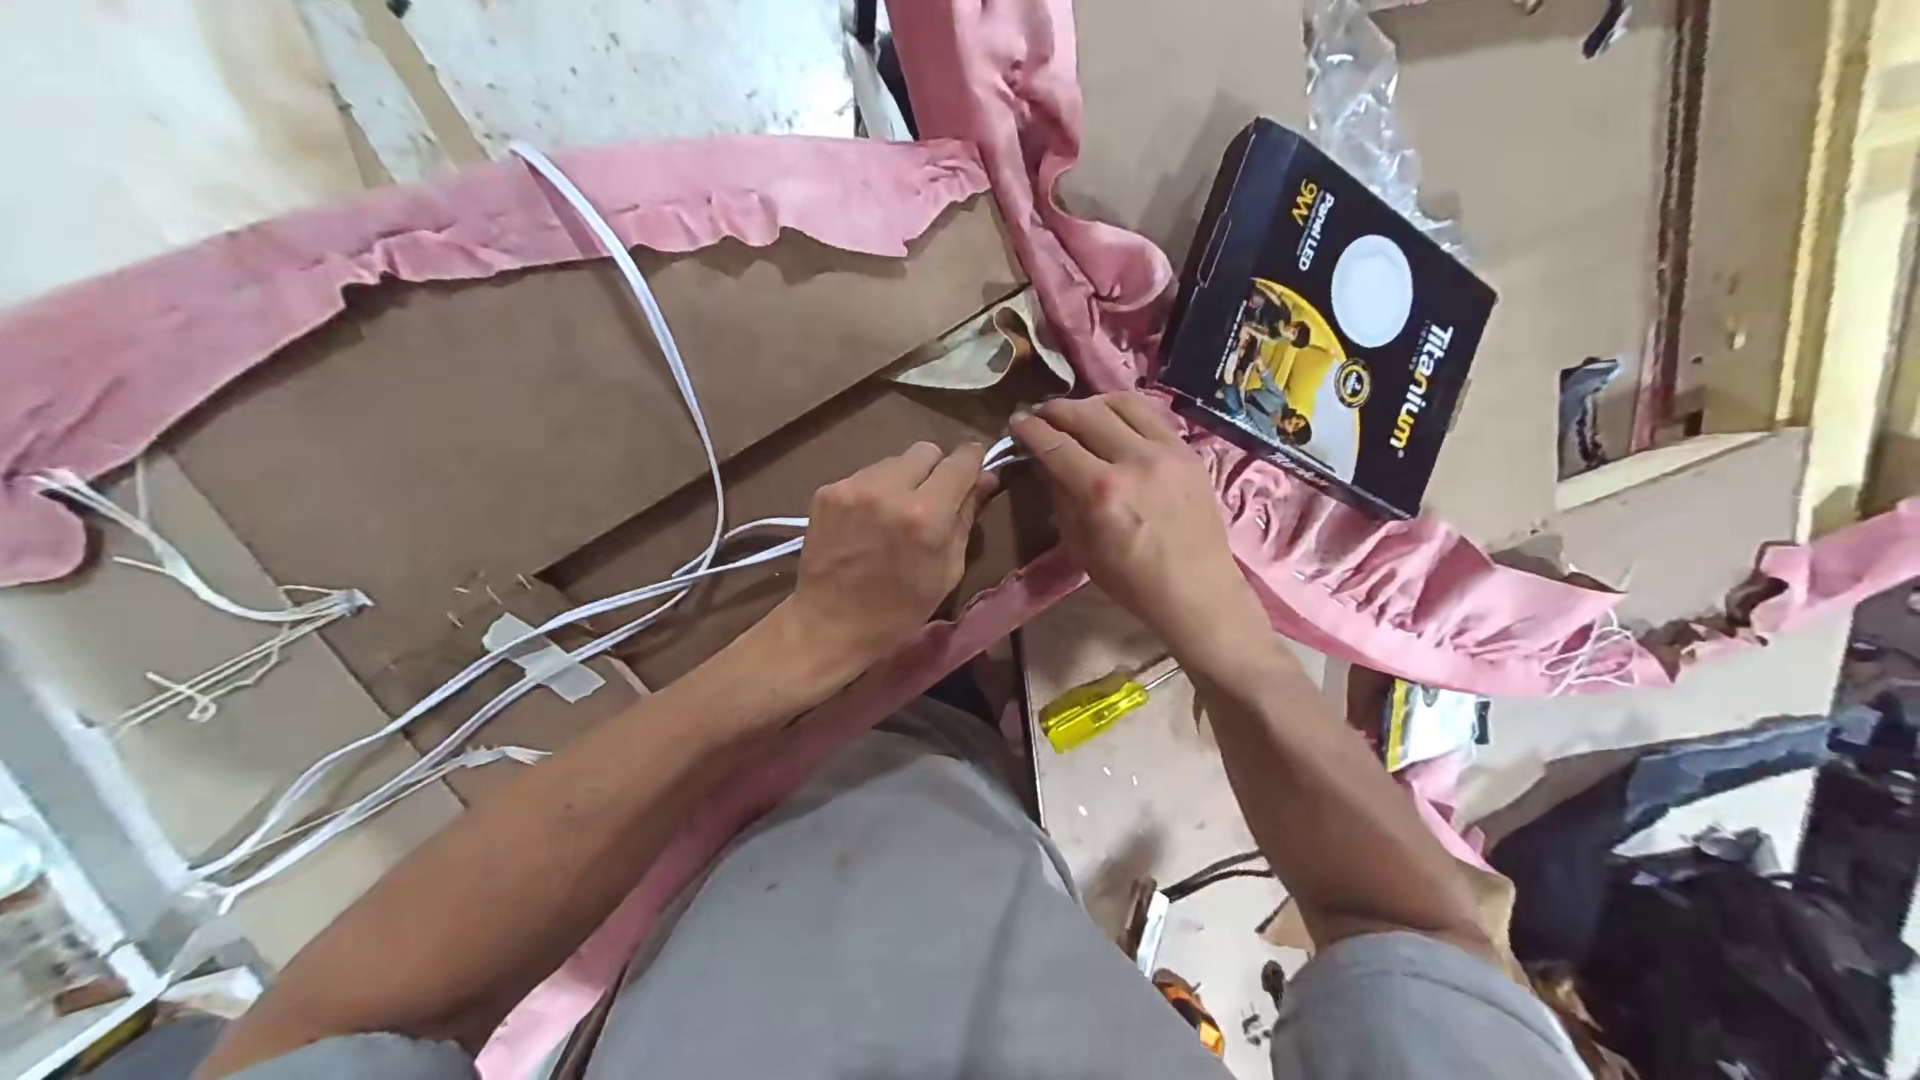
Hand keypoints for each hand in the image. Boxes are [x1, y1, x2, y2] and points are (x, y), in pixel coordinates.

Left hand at [781, 441, 995, 671]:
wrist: (829, 625)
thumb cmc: (898, 610)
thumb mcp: (947, 571)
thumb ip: (966, 518)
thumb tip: (985, 479)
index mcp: (925, 516)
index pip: (960, 462)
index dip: (973, 460)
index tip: (975, 466)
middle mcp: (889, 490)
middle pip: (926, 451)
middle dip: (936, 469)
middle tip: (933, 498)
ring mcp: (853, 487)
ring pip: (894, 461)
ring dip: (904, 479)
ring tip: (896, 512)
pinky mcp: (827, 491)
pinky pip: (865, 475)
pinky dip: (875, 490)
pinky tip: (869, 520)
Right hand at [1011, 393, 1268, 656]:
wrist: (1197, 590)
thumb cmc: (1132, 581)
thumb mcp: (1081, 546)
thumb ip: (1062, 498)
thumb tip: (1047, 464)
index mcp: (1103, 492)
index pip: (1056, 445)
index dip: (1030, 430)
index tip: (1016, 422)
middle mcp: (1134, 461)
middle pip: (1085, 414)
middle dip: (1055, 409)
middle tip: (1041, 414)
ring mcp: (1166, 451)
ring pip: (1121, 403)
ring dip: (1090, 402)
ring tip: (1077, 412)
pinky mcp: (1188, 452)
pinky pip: (1150, 415)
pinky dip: (1124, 411)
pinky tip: (1113, 421)